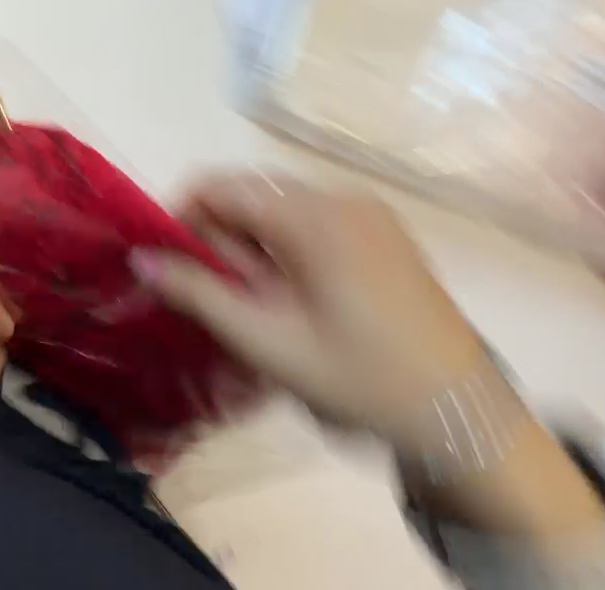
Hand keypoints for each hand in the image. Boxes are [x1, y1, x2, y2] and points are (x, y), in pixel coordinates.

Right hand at [129, 172, 501, 459]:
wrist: (466, 419)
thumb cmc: (359, 377)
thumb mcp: (265, 341)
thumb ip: (196, 292)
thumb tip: (137, 257)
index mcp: (313, 218)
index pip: (217, 185)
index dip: (181, 215)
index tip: (174, 262)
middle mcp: (341, 198)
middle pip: (245, 189)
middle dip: (218, 230)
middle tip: (224, 288)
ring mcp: (368, 212)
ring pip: (273, 201)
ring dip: (248, 236)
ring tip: (259, 292)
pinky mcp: (383, 229)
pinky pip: (307, 214)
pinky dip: (281, 239)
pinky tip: (293, 286)